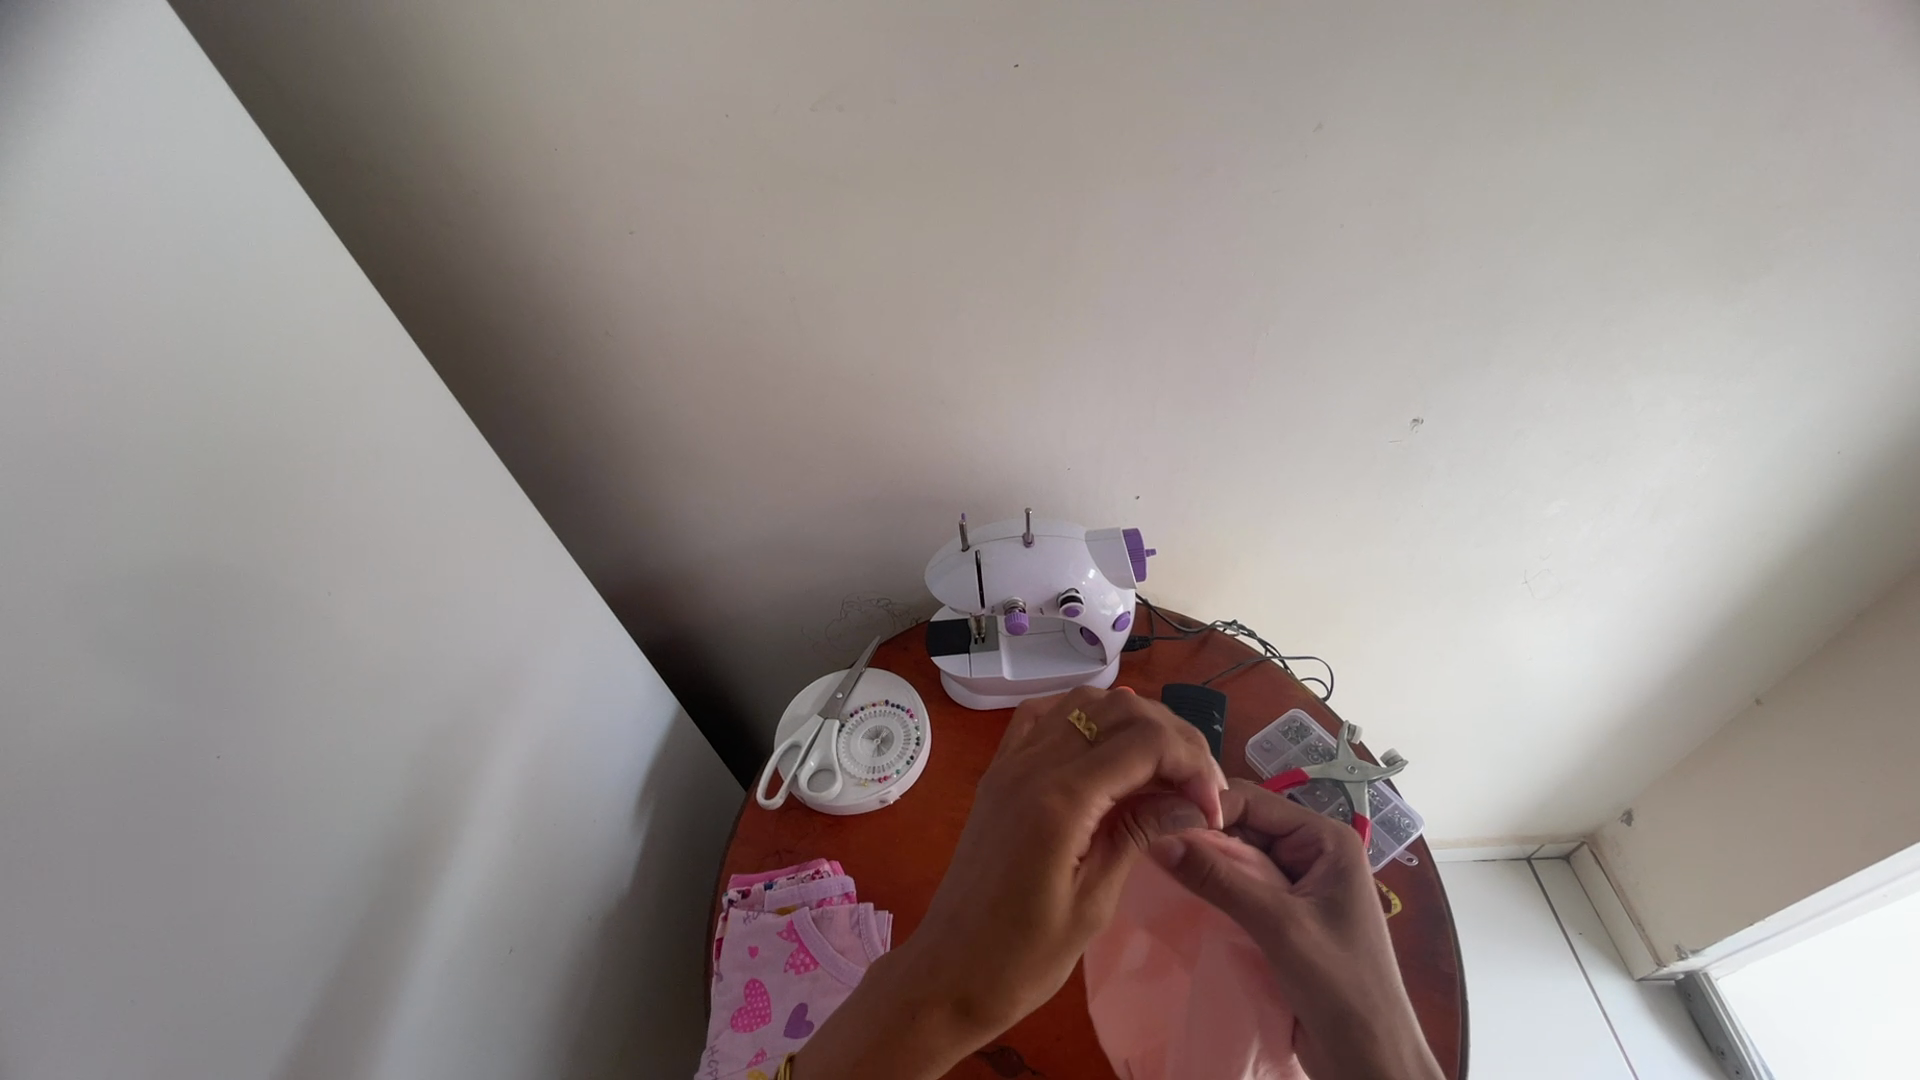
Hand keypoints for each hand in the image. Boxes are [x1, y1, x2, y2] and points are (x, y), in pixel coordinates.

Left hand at [795, 687, 1225, 1079]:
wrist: (949, 970)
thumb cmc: (1023, 957)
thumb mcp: (1094, 903)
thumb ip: (1139, 834)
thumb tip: (1191, 803)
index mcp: (1060, 799)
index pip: (1144, 742)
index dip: (1190, 765)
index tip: (1211, 809)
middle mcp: (1032, 763)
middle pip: (1119, 711)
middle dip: (1172, 738)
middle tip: (1197, 788)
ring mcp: (1010, 760)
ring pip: (1083, 702)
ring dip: (1133, 721)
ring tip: (1163, 766)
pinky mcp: (1000, 769)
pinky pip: (1044, 716)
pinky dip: (1084, 716)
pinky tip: (1107, 745)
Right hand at [1149, 779, 1443, 1079]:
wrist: (1373, 1066)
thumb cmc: (1342, 988)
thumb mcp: (1278, 926)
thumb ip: (1218, 879)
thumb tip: (1157, 839)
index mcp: (1325, 838)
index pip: (1251, 800)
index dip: (1206, 808)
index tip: (1160, 824)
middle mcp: (1311, 850)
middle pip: (1240, 824)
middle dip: (1200, 835)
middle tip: (1151, 845)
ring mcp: (1297, 882)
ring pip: (1235, 855)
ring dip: (1203, 863)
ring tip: (1157, 867)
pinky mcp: (1283, 913)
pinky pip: (1238, 885)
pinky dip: (1211, 887)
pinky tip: (1180, 892)